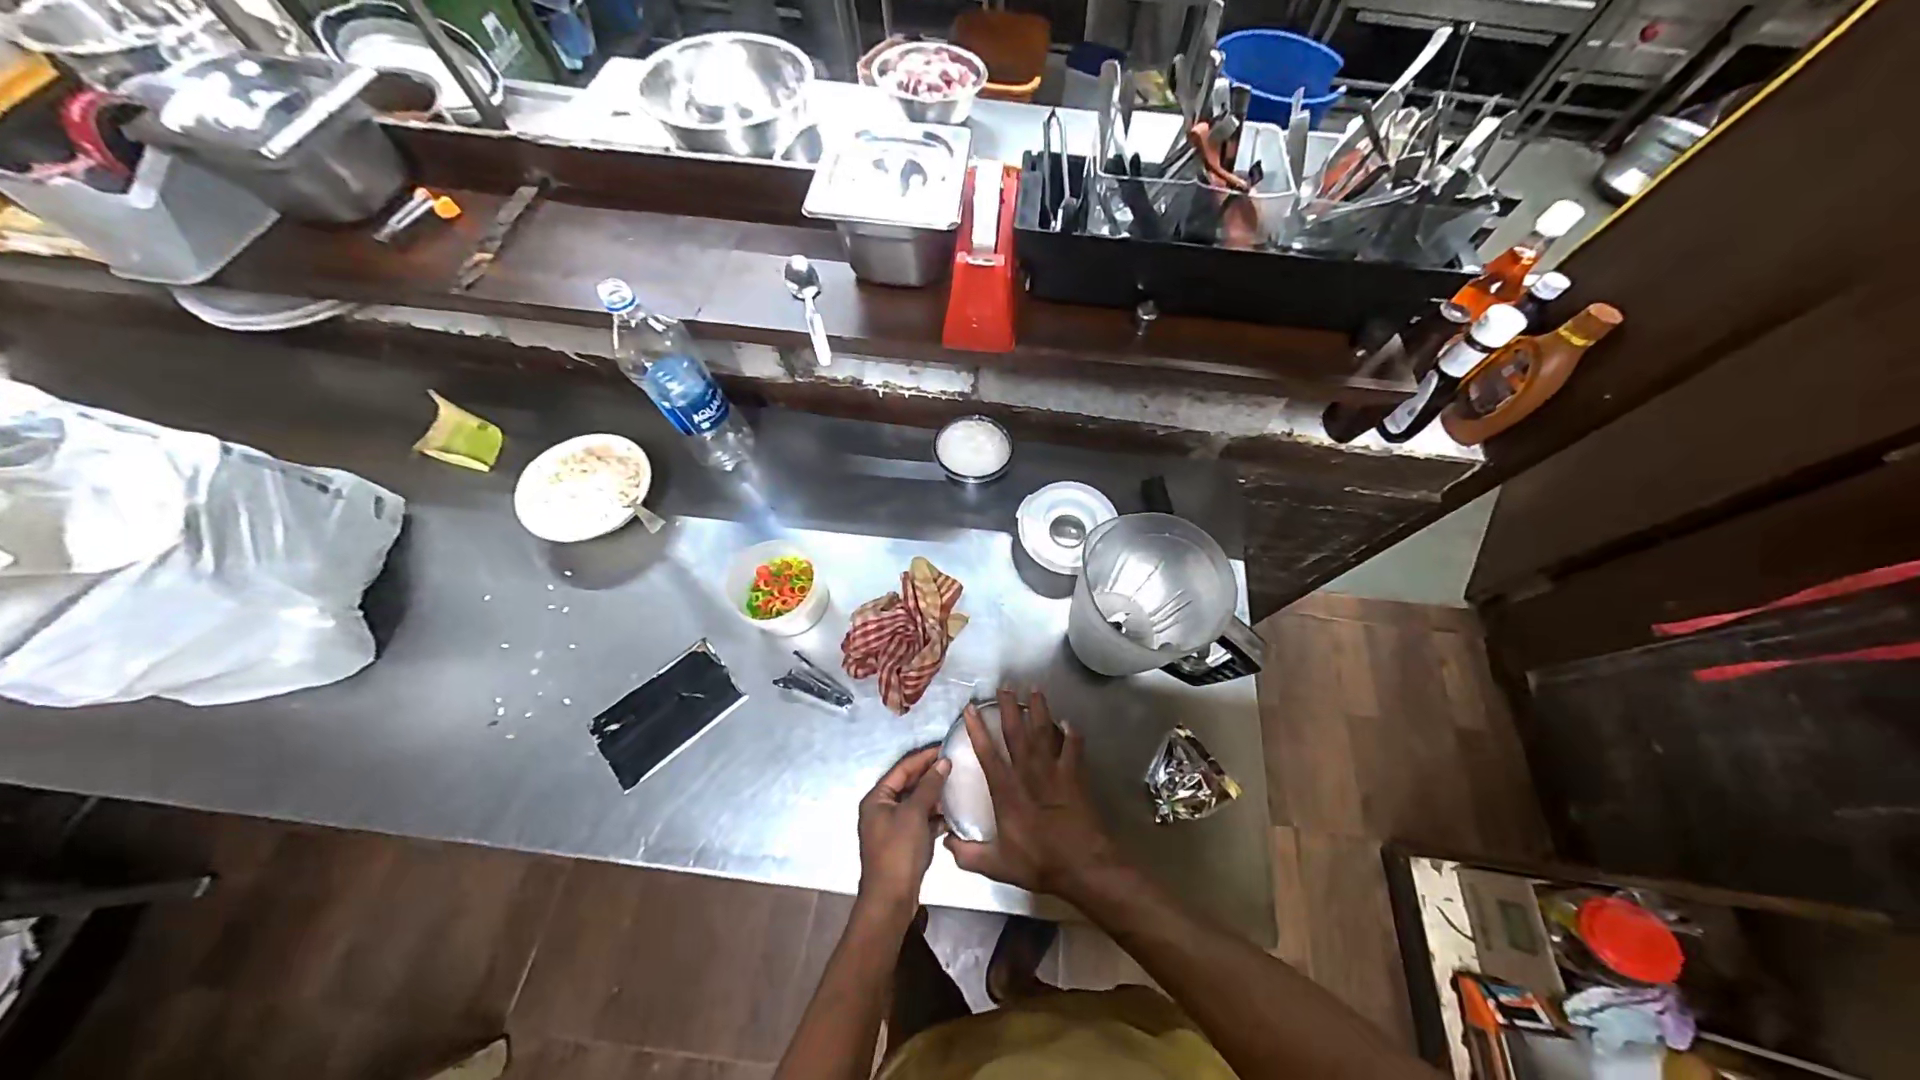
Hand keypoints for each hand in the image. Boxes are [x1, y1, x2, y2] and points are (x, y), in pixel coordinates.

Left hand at [857, 745, 948, 914]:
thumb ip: (929, 785)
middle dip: (931, 774)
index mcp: (877, 798)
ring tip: (958, 784)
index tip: (946, 746)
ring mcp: (893, 826)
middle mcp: (882, 809)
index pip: (903, 768)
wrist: (891, 899)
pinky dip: (935, 815)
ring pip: (916, 802)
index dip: (924, 756)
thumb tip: (943, 762)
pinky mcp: (905, 842)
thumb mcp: (914, 813)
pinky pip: (921, 820)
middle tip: (956, 763)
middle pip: (909, 784)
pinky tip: (954, 812)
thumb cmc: (898, 851)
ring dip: (935, 794)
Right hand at [945, 689, 1119, 897]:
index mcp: (1007, 792)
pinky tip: (1069, 722)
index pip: (988, 754)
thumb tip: (946, 843)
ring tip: (1035, 690)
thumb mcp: (997, 865)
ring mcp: (1055, 773)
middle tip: (1005, 687)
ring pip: (1045, 733)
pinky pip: (1074, 749)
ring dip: (1040, 711)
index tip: (971, 709)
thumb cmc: (1040, 862)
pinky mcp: (1076, 778)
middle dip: (1010, 708)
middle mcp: (1029, 774)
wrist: (1084, 866)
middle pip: (1017, 734)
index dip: (978, 730)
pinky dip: (1072, 735)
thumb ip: (969, 855)